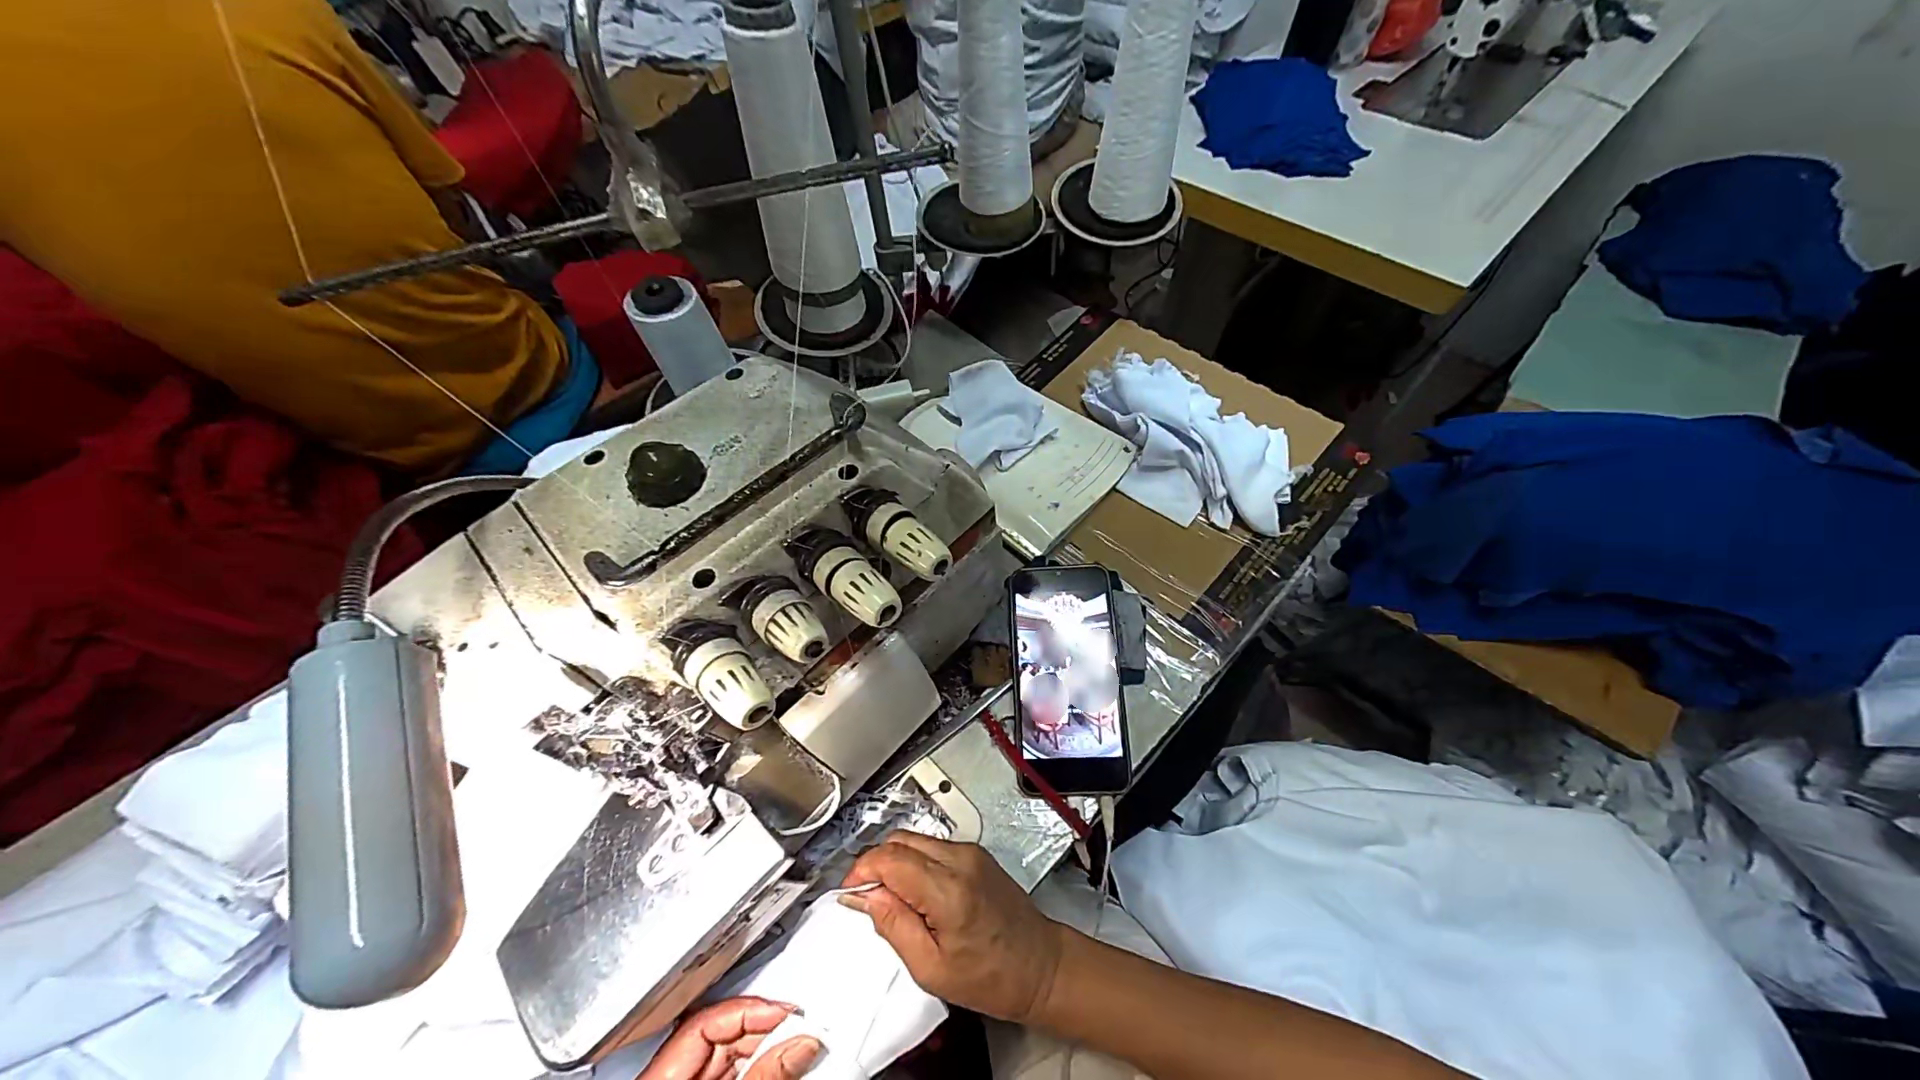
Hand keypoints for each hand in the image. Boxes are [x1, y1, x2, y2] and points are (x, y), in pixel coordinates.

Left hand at [638, 997, 821, 1079]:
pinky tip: (778, 1070)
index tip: (790, 1011)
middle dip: (764, 1030)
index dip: (752, 1009)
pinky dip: (755, 1071)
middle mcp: (663, 1077)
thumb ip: (764, 1076)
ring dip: (764, 1051)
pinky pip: (725, 1075)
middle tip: (801, 1032)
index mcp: (658, 1077)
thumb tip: (802, 1041)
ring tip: (796, 1051)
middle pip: (717, 1035)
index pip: (706, 1019)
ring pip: (724, 1057)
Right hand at [839, 833, 1064, 1023]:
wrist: (1040, 967)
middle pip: (899, 841)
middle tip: (866, 897)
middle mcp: (961, 861)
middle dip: (874, 864)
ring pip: (914, 840)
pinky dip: (914, 863)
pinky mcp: (975, 854)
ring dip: (894, 863)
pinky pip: (932, 846)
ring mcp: (970, 853)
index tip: (851, 891)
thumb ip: (892, 924)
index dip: (862, 872)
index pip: (890, 859)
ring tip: (893, 901)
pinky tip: (916, 893)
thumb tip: (864, 897)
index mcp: (949, 890)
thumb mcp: (930, 967)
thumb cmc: (995, 976)